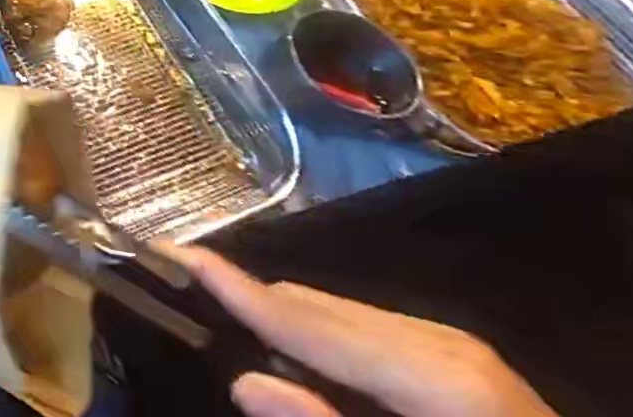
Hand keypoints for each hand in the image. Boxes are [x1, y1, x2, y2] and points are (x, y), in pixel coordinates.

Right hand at [160, 246, 556, 416]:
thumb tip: (243, 382)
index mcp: (438, 378)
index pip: (305, 318)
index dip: (233, 286)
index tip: (172, 250)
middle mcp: (440, 343)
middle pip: (315, 304)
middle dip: (249, 298)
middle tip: (185, 285)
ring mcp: (455, 348)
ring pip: (336, 311)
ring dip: (280, 317)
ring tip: (228, 314)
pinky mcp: (460, 362)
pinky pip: (364, 330)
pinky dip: (320, 336)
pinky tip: (299, 353)